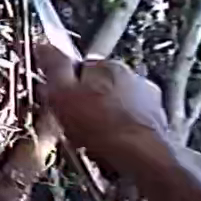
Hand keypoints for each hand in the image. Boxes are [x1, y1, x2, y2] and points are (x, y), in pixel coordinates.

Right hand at [35, 42, 169, 158]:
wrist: (139, 155)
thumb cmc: (97, 124)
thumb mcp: (60, 92)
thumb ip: (53, 66)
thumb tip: (43, 46)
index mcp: (108, 65)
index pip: (78, 66)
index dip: (62, 82)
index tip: (55, 97)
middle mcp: (133, 76)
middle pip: (98, 83)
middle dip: (84, 97)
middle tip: (68, 116)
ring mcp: (149, 99)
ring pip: (114, 101)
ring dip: (101, 112)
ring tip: (87, 131)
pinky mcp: (158, 120)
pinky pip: (129, 117)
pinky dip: (117, 125)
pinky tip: (106, 138)